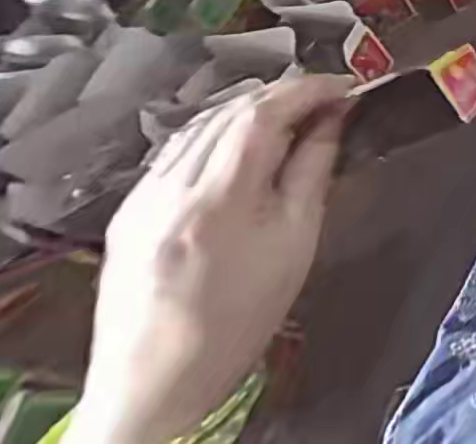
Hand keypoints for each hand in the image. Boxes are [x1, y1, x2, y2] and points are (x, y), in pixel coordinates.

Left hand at [68, 75, 351, 443]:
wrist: (152, 389)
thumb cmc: (241, 316)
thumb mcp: (296, 240)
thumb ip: (314, 168)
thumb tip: (334, 116)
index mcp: (216, 200)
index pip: (262, 114)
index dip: (308, 89)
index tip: (346, 86)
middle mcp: (170, 187)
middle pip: (231, 110)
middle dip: (286, 93)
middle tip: (329, 96)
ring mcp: (142, 196)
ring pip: (203, 122)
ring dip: (254, 106)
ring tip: (296, 110)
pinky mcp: (130, 209)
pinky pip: (181, 147)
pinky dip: (222, 128)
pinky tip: (246, 136)